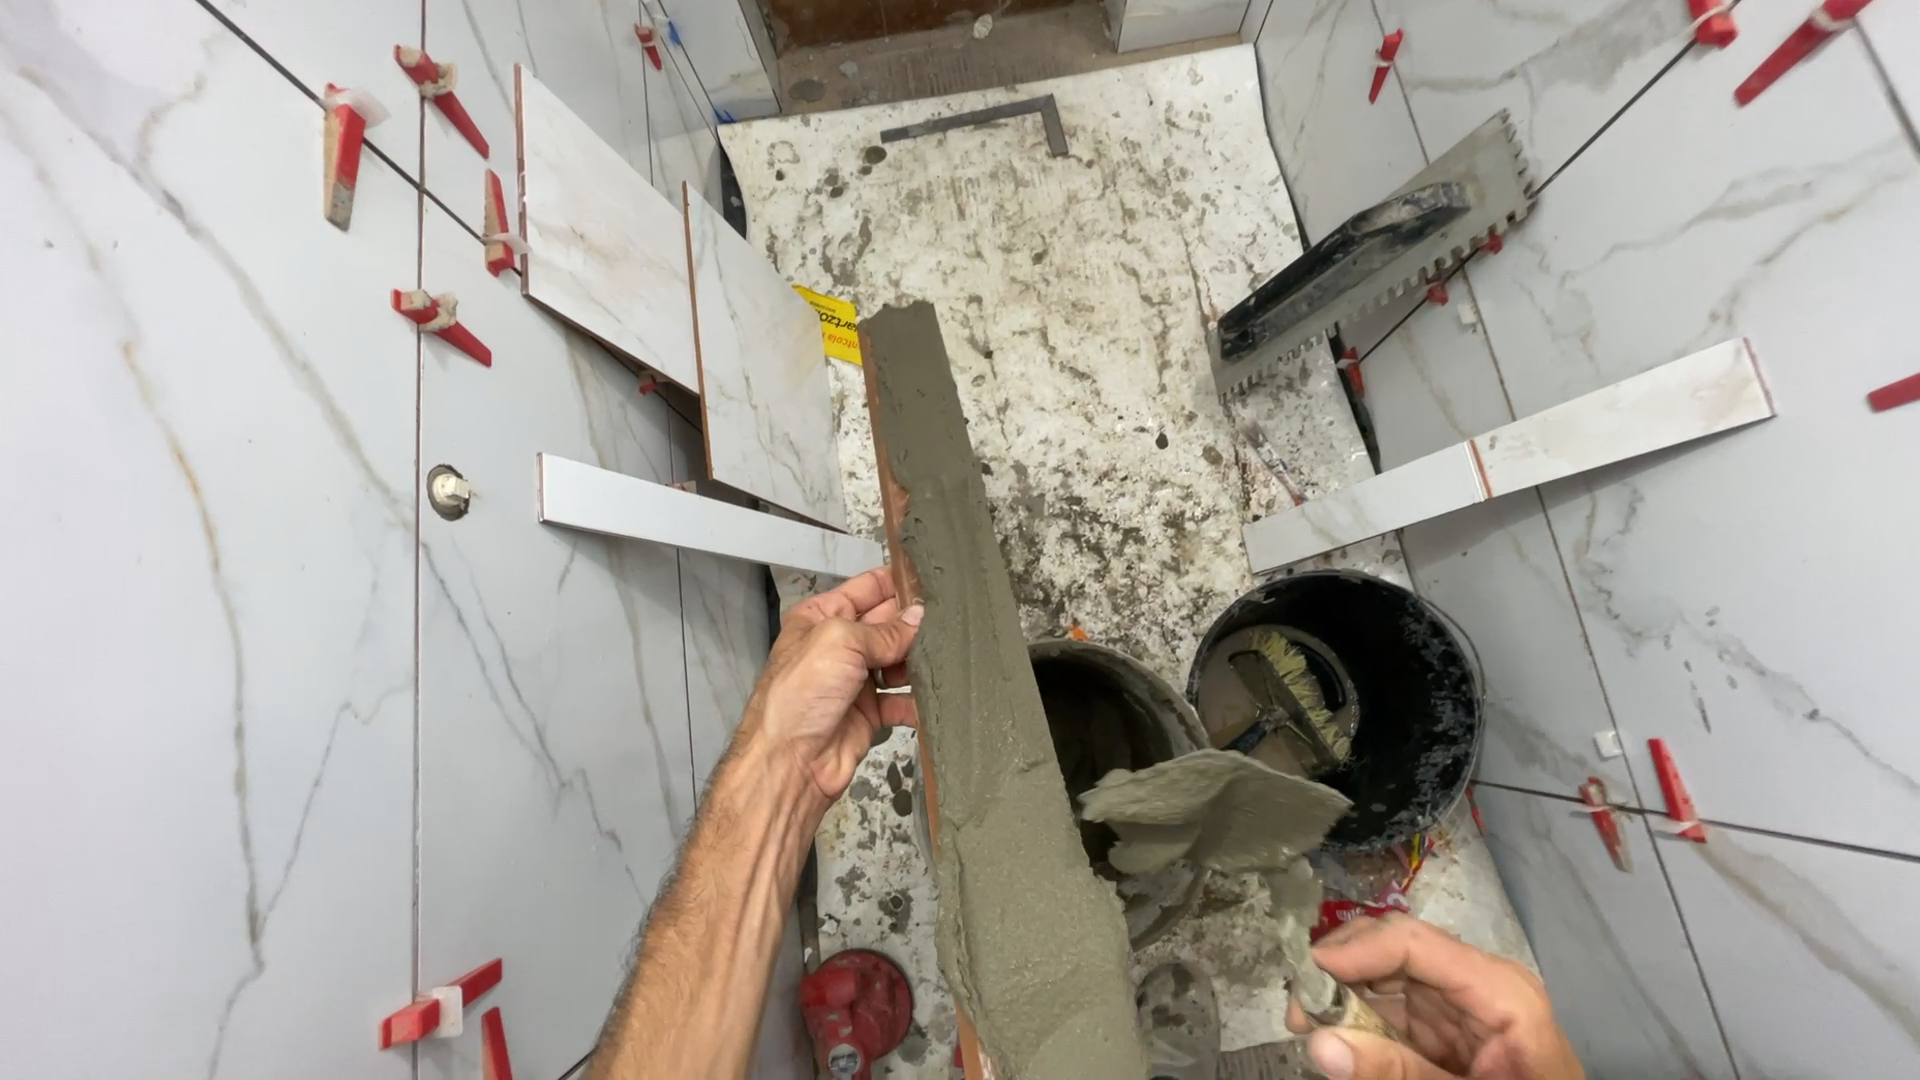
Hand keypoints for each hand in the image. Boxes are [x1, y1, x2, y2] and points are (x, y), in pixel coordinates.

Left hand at [732, 567, 923, 818]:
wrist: (789, 763)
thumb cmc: (802, 693)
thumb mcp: (840, 642)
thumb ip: (884, 630)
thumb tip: (919, 619)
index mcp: (821, 618)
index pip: (865, 589)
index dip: (896, 582)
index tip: (931, 579)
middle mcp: (839, 646)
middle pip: (887, 624)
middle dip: (914, 621)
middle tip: (951, 617)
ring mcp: (855, 680)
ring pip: (898, 661)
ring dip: (919, 660)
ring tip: (946, 655)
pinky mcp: (869, 713)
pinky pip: (902, 701)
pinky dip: (918, 700)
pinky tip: (935, 695)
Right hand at [1284, 914, 1582, 1079]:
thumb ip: (1397, 1074)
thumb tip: (1317, 1044)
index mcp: (1499, 989)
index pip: (1412, 939)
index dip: (1354, 949)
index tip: (1307, 976)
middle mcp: (1473, 978)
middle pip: (1388, 946)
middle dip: (1338, 969)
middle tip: (1299, 1008)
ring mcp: (1454, 996)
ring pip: (1378, 969)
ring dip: (1339, 992)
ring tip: (1306, 1022)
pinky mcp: (1439, 1019)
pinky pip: (1384, 1001)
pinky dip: (1354, 1014)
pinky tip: (1332, 1030)